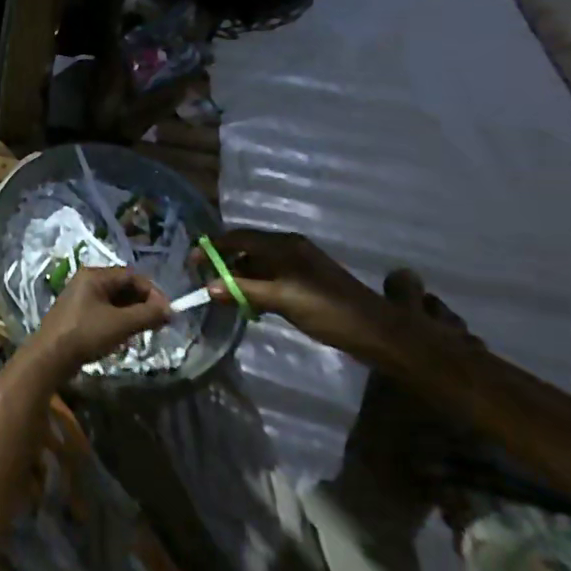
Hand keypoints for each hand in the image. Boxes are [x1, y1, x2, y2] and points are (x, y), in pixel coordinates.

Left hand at [30, 266, 171, 377]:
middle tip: (159, 323)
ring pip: (115, 301)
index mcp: (94, 275)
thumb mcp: (120, 324)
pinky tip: (126, 337)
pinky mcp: (78, 315)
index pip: (131, 276)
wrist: (50, 356)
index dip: (152, 292)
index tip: (167, 312)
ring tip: (146, 331)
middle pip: (123, 287)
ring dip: (132, 313)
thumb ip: (147, 315)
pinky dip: (119, 320)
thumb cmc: (86, 334)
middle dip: (143, 303)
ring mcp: (80, 298)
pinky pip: (105, 311)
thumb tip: (170, 310)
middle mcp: (87, 281)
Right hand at [200, 230, 399, 353]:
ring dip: (239, 278)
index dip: (213, 248)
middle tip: (204, 282)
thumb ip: (244, 291)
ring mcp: (299, 264)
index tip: (192, 262)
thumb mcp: (282, 300)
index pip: (238, 237)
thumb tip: (208, 287)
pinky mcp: (306, 281)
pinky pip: (271, 277)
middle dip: (224, 264)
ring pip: (259, 265)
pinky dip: (255, 287)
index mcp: (284, 245)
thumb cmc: (328, 310)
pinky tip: (249, 304)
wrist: (378, 332)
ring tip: (223, 296)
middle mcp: (289, 248)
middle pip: (247, 249)